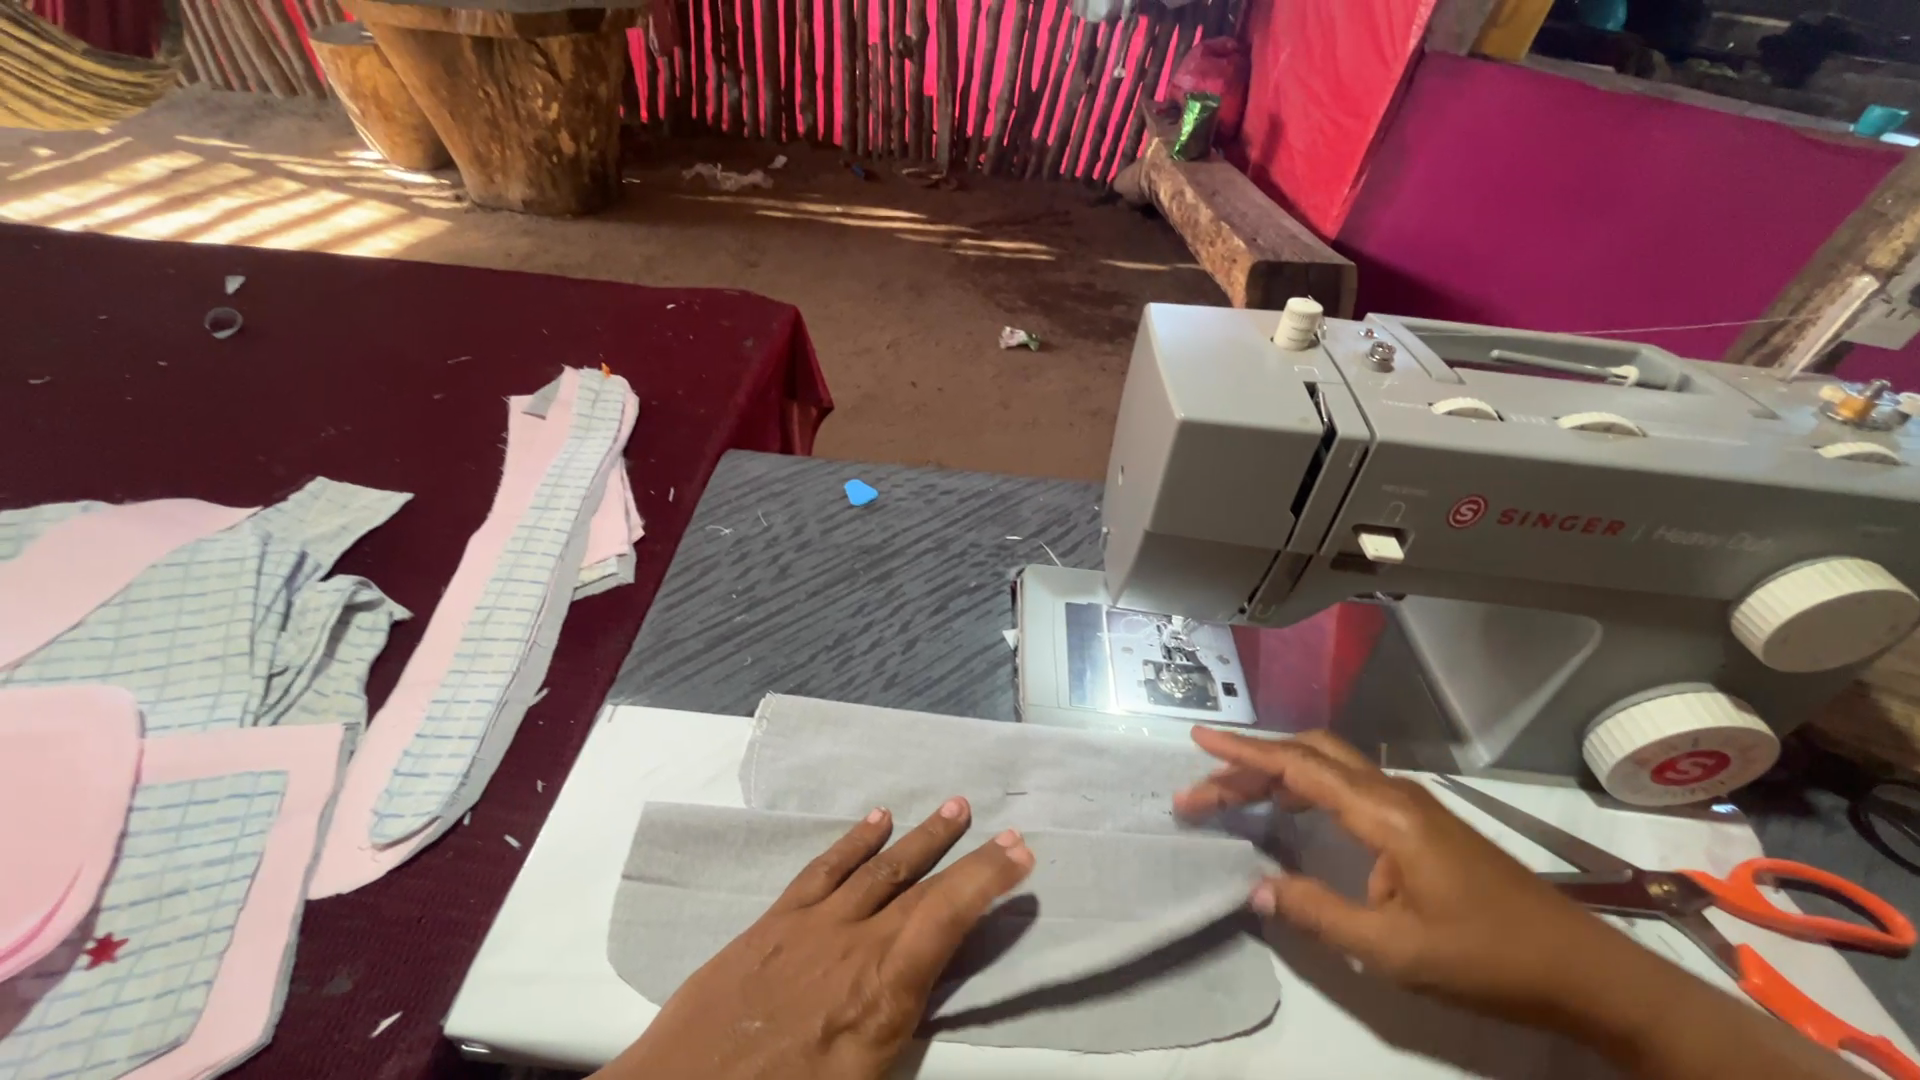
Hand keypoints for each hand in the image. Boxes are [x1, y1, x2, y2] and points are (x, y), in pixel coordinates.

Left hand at [598, 798, 1033, 1079]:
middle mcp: (854, 943)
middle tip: (1004, 830)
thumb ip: (903, 1026)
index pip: (948, 917)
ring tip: (954, 808)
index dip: (989, 880)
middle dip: (969, 857)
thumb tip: (929, 988)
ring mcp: (812, 924)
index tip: (1022, 852)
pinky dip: (854, 842)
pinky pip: (824, 868)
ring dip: (920, 837)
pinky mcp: (775, 919)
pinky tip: (876, 821)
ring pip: (879, 867)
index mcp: (882, 991)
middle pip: (922, 887)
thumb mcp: (865, 1079)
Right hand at [1174, 728, 1612, 1024]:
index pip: (1299, 767)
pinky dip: (1305, 788)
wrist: (1581, 971)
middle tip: (1202, 790)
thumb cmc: (1486, 957)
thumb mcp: (1393, 949)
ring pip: (1329, 767)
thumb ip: (1318, 914)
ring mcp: (1410, 805)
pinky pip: (1347, 786)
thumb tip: (1255, 890)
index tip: (1199, 740)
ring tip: (1232, 800)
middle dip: (1251, 764)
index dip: (1244, 753)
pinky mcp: (1420, 823)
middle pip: (1309, 755)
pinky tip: (1290, 814)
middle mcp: (1394, 794)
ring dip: (1276, 774)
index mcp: (1384, 814)